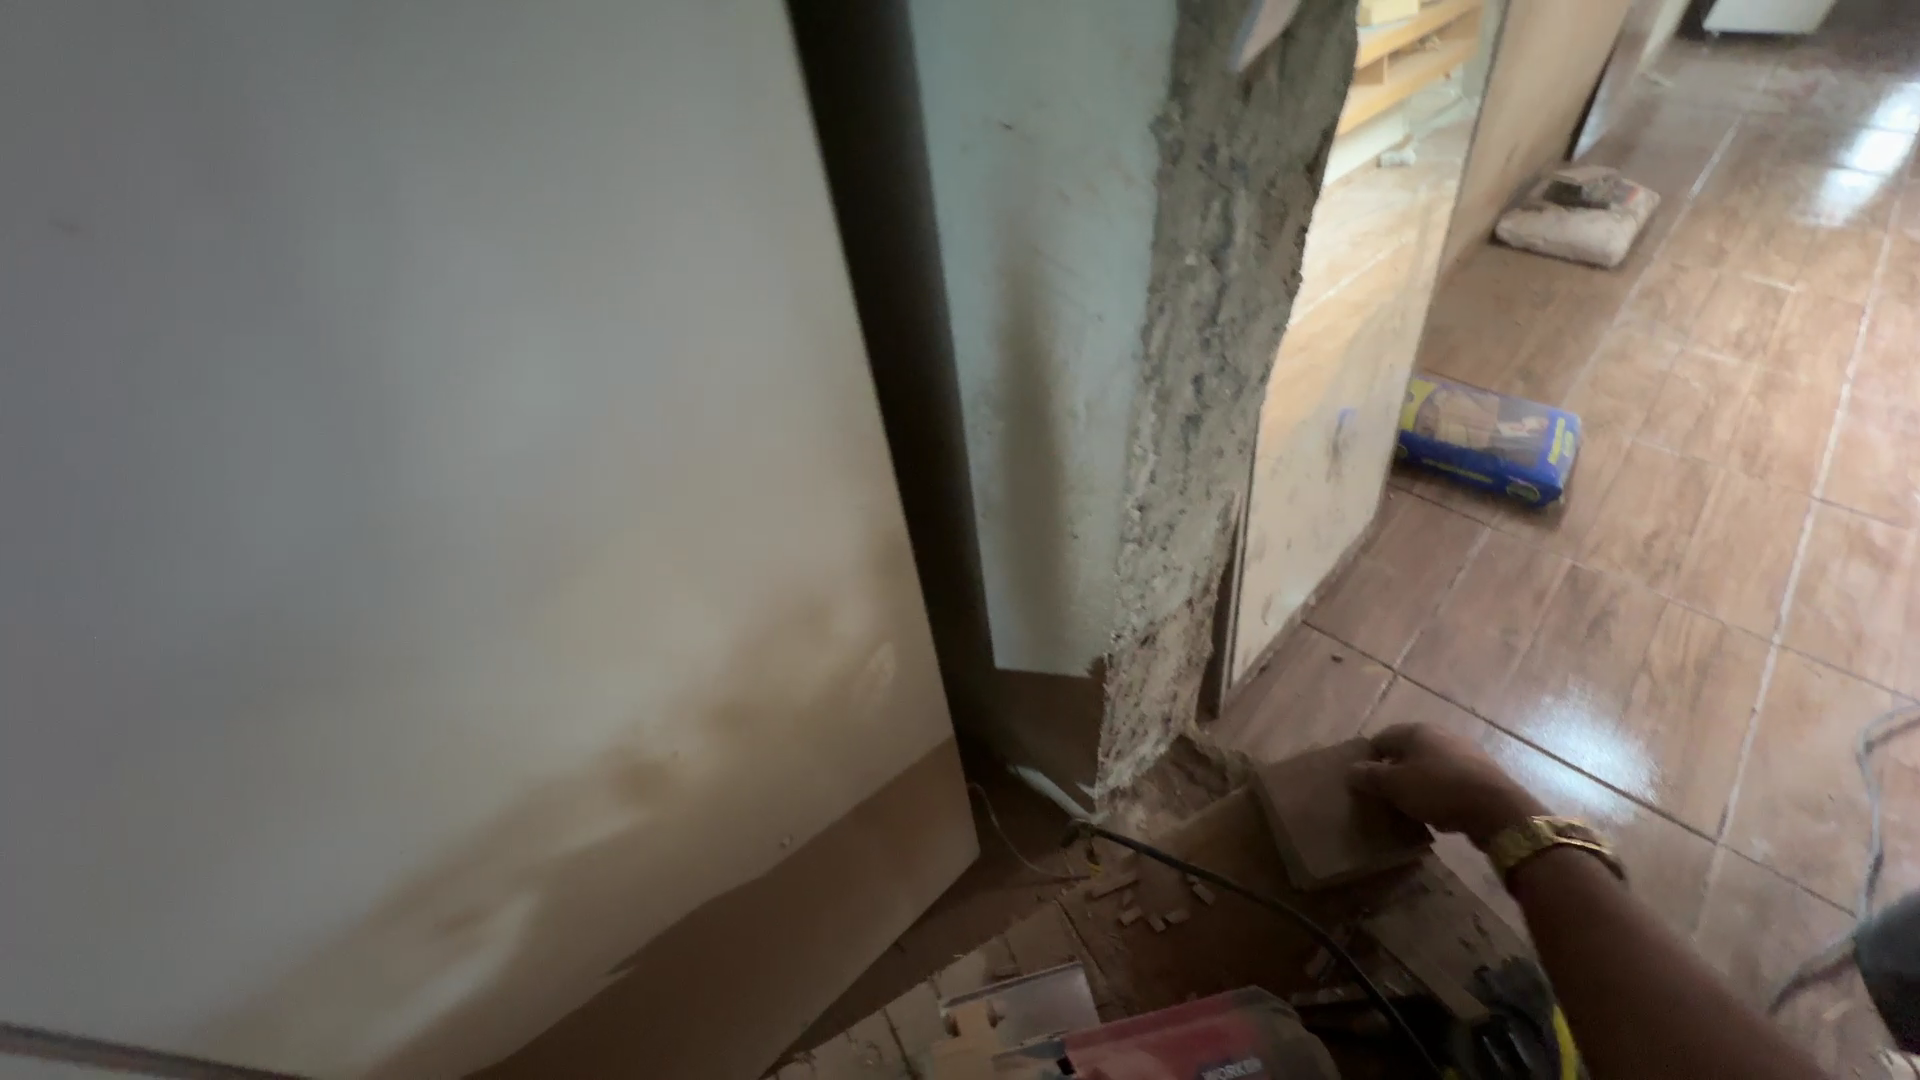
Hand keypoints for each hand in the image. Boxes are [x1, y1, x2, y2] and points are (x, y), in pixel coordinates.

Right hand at [1348, 723, 1546, 846]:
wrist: (1499, 811)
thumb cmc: (1437, 790)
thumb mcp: (1393, 785)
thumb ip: (1368, 776)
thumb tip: (1350, 770)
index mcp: (1416, 731)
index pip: (1381, 739)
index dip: (1369, 759)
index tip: (1365, 781)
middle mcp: (1441, 735)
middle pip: (1407, 752)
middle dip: (1395, 771)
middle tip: (1387, 794)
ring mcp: (1466, 753)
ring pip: (1431, 766)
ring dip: (1420, 783)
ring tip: (1413, 806)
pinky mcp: (1485, 774)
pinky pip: (1452, 780)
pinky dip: (1442, 793)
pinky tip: (1441, 812)